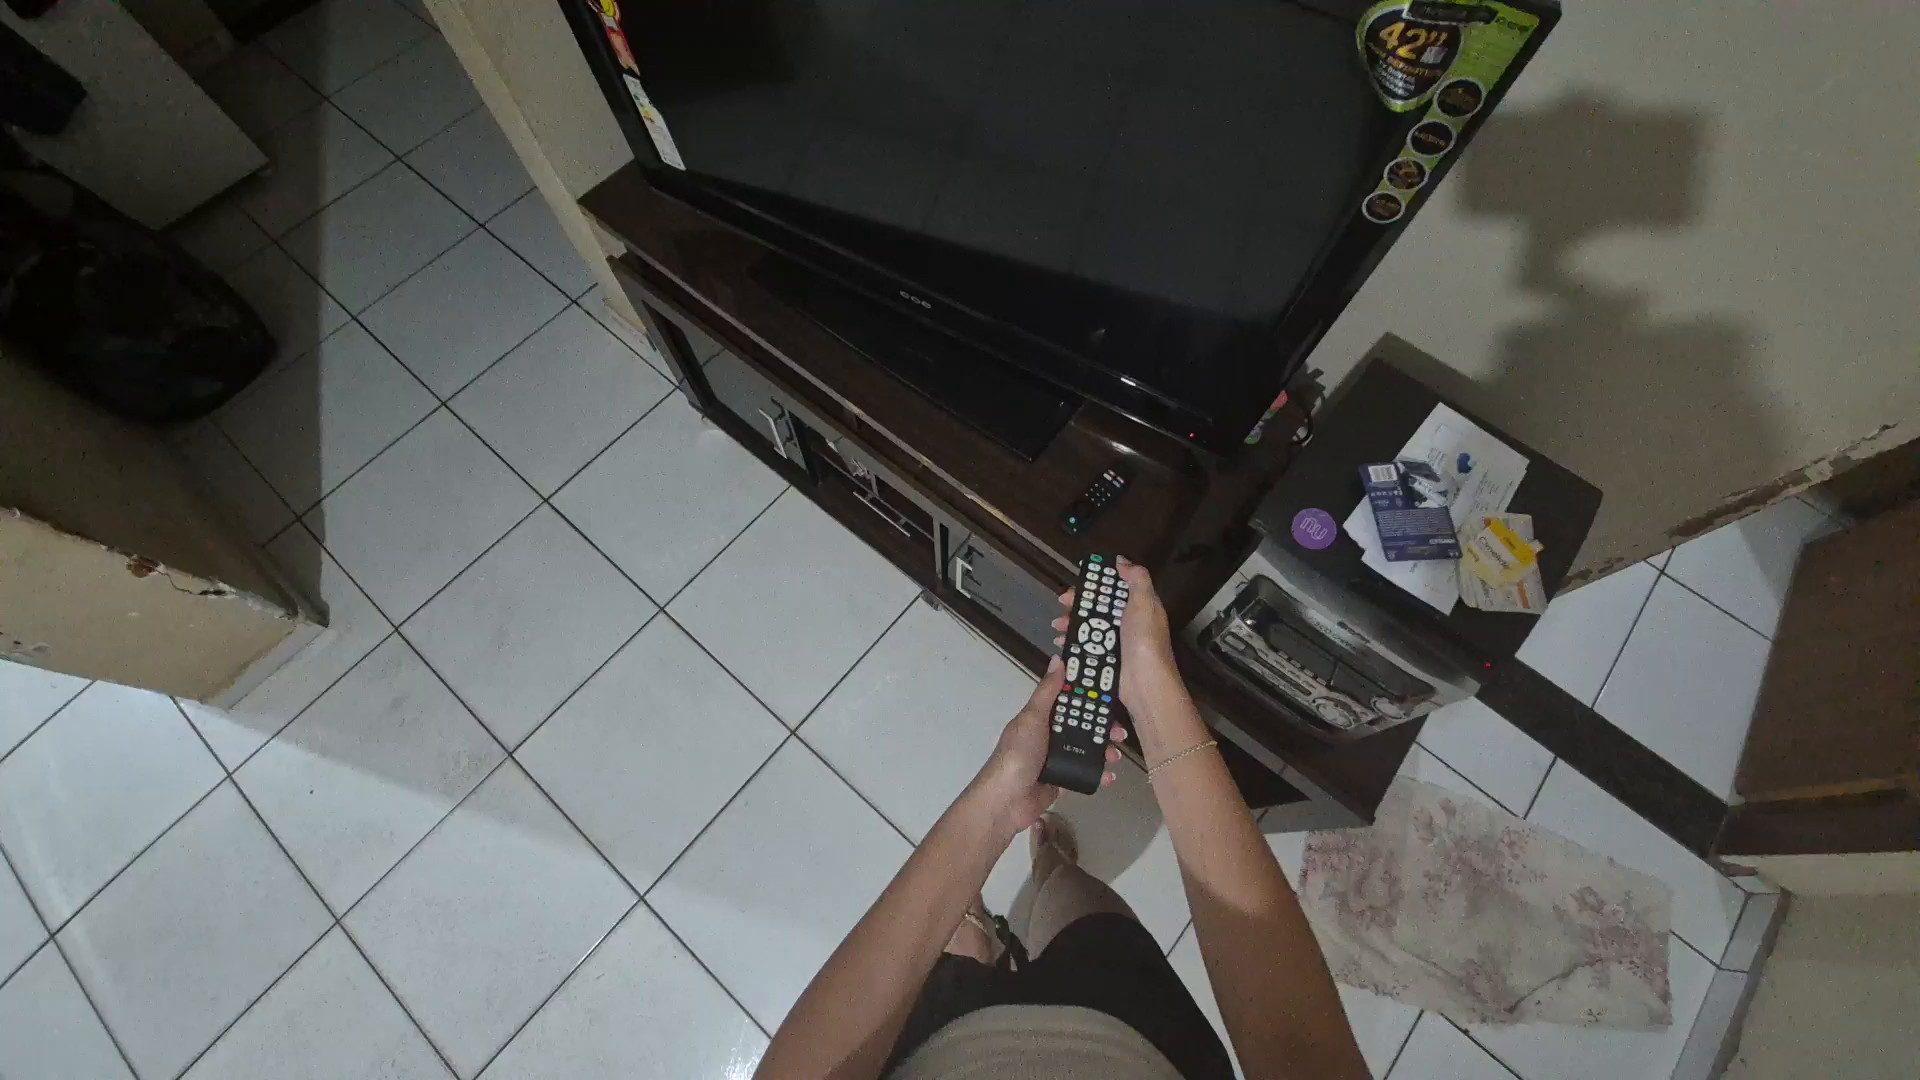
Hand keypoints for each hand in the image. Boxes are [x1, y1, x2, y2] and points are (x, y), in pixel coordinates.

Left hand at [972, 656, 1125, 834]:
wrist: (1006, 800)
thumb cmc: (1018, 754)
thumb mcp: (1032, 718)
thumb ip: (1047, 691)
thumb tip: (1058, 659)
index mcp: (1041, 717)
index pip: (1068, 701)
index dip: (1088, 697)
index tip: (1110, 695)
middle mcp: (1049, 735)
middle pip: (1081, 726)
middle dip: (1102, 728)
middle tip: (1120, 732)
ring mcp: (1056, 758)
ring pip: (1086, 749)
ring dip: (1104, 751)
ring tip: (1116, 756)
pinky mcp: (1062, 780)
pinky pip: (1084, 773)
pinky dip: (1098, 773)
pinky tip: (1110, 776)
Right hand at [1049, 557, 1180, 715]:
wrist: (1145, 682)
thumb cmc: (1145, 640)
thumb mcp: (1145, 603)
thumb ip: (1136, 579)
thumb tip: (1121, 561)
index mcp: (1139, 606)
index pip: (1115, 587)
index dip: (1097, 582)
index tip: (1081, 581)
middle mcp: (1126, 622)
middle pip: (1098, 606)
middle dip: (1078, 603)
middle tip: (1062, 602)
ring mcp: (1115, 641)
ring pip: (1088, 625)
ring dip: (1070, 622)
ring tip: (1057, 625)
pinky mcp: (1105, 658)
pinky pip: (1084, 645)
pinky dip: (1071, 641)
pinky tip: (1060, 642)